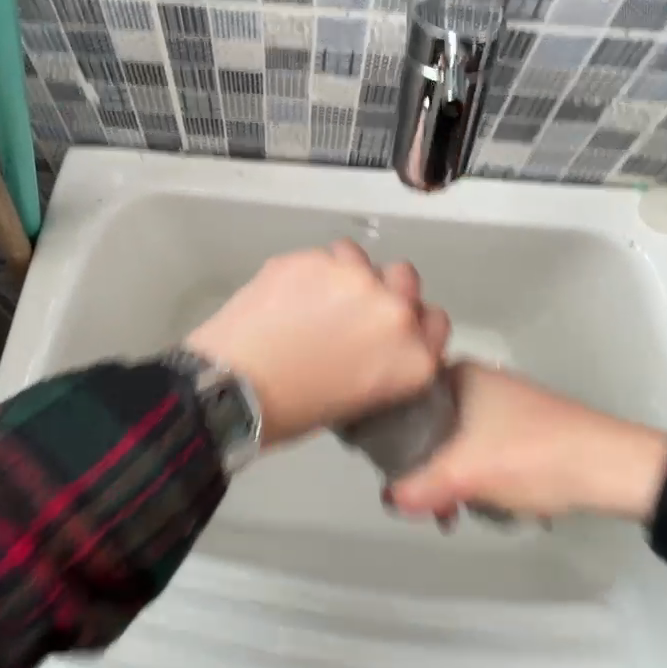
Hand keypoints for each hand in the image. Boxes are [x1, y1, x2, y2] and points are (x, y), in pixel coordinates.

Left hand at [185, 241, 450, 446]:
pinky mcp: (313, 259)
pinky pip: (323, 256)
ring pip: (361, 259)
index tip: (385, 331)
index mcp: (413, 358)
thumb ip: (385, 360)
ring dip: (346, 275)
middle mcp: (394, 312)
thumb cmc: (294, 410)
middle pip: (405, 280)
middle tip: (349, 313)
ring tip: (312, 299)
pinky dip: (309, 272)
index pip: (435, 322)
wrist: (231, 388)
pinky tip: (286, 295)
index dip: (410, 324)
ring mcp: (353, 279)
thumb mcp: (360, 397)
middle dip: (383, 292)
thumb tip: (375, 338)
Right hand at [387, 363, 666, 522]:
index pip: (403, 397)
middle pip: (429, 425)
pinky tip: (486, 503)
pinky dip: (478, 476)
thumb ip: (418, 486)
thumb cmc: (531, 456)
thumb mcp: (464, 474)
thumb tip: (389, 500)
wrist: (613, 468)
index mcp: (459, 373)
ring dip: (453, 478)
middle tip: (431, 505)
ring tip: (457, 513)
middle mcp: (477, 381)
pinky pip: (482, 450)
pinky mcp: (525, 428)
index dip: (388, 434)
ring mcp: (504, 403)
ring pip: (457, 442)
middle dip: (425, 469)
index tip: (387, 469)